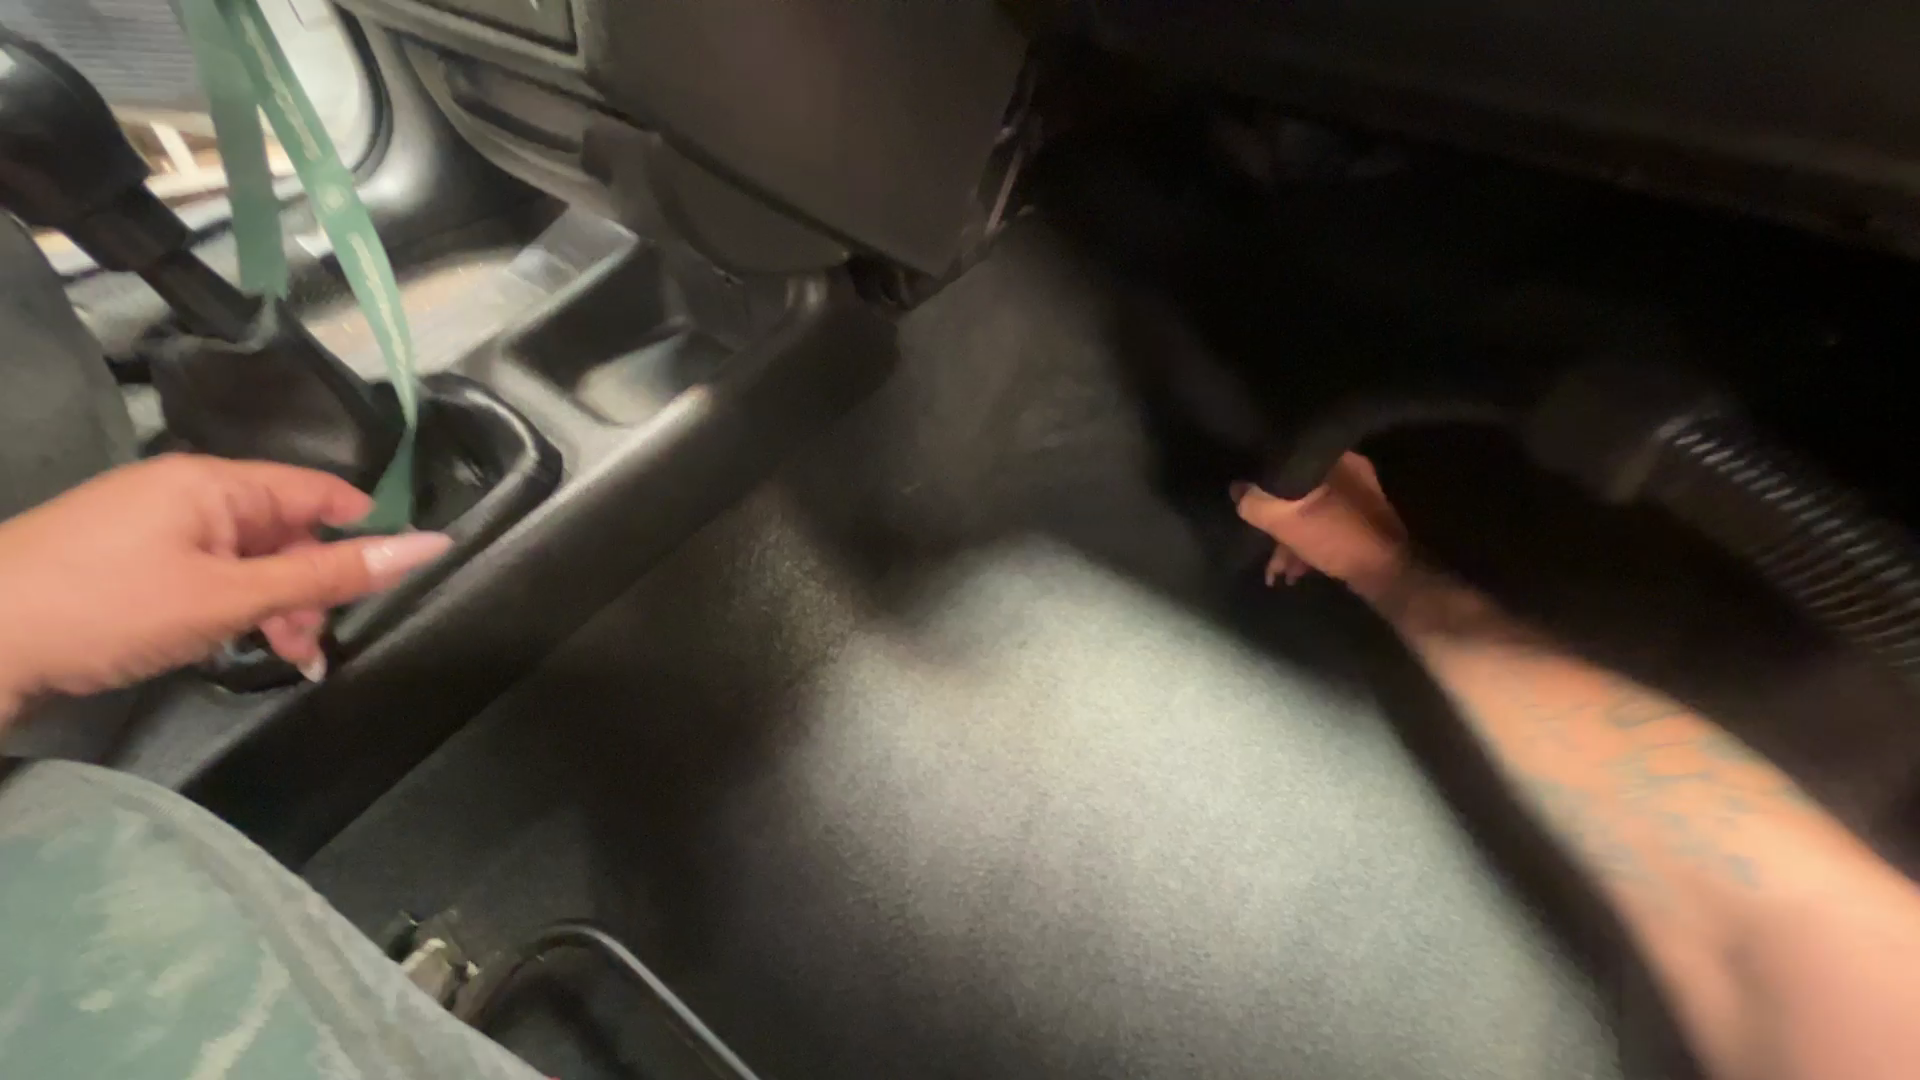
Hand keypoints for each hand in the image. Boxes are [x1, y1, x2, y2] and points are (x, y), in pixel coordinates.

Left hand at [0, 455, 451, 717]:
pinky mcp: (134, 561)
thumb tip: (432, 545)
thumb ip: (336, 574)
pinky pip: (216, 574)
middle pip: (292, 533)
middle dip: (316, 587)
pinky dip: (240, 609)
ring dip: (283, 607)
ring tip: (287, 656)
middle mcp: (192, 494)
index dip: (365, 533)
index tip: (386, 584)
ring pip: (256, 560)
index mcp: (217, 484)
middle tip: (317, 642)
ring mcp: (159, 528)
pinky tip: (243, 644)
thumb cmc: (104, 611)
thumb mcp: (234, 597)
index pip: (325, 493)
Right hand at [1232, 452, 1409, 601]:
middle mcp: (1352, 474)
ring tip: (1276, 570)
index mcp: (1338, 462)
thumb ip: (1255, 504)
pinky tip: (1294, 570)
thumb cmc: (1336, 538)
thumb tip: (1236, 488)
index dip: (1267, 476)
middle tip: (1262, 540)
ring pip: (1311, 512)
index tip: (1250, 492)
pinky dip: (1308, 544)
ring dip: (1291, 540)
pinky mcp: (1362, 523)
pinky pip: (1325, 526)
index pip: (1291, 458)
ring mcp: (1359, 499)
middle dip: (1278, 521)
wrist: (1387, 575)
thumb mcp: (1286, 522)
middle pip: (1299, 490)